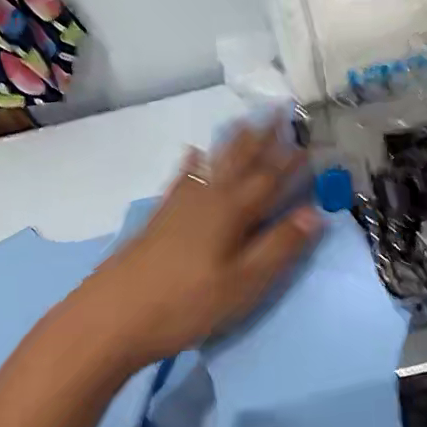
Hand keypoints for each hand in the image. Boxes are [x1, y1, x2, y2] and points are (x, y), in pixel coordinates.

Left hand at [69, 120, 320, 369]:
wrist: (113, 316)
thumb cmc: (186, 304)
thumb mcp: (243, 283)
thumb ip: (279, 247)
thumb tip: (314, 213)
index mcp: (232, 212)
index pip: (269, 179)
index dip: (290, 162)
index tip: (309, 141)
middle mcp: (206, 199)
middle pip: (239, 161)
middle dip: (261, 138)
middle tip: (277, 111)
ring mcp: (178, 206)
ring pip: (211, 164)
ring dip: (231, 143)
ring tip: (243, 122)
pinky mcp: (159, 218)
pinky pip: (181, 179)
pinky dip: (191, 164)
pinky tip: (192, 155)